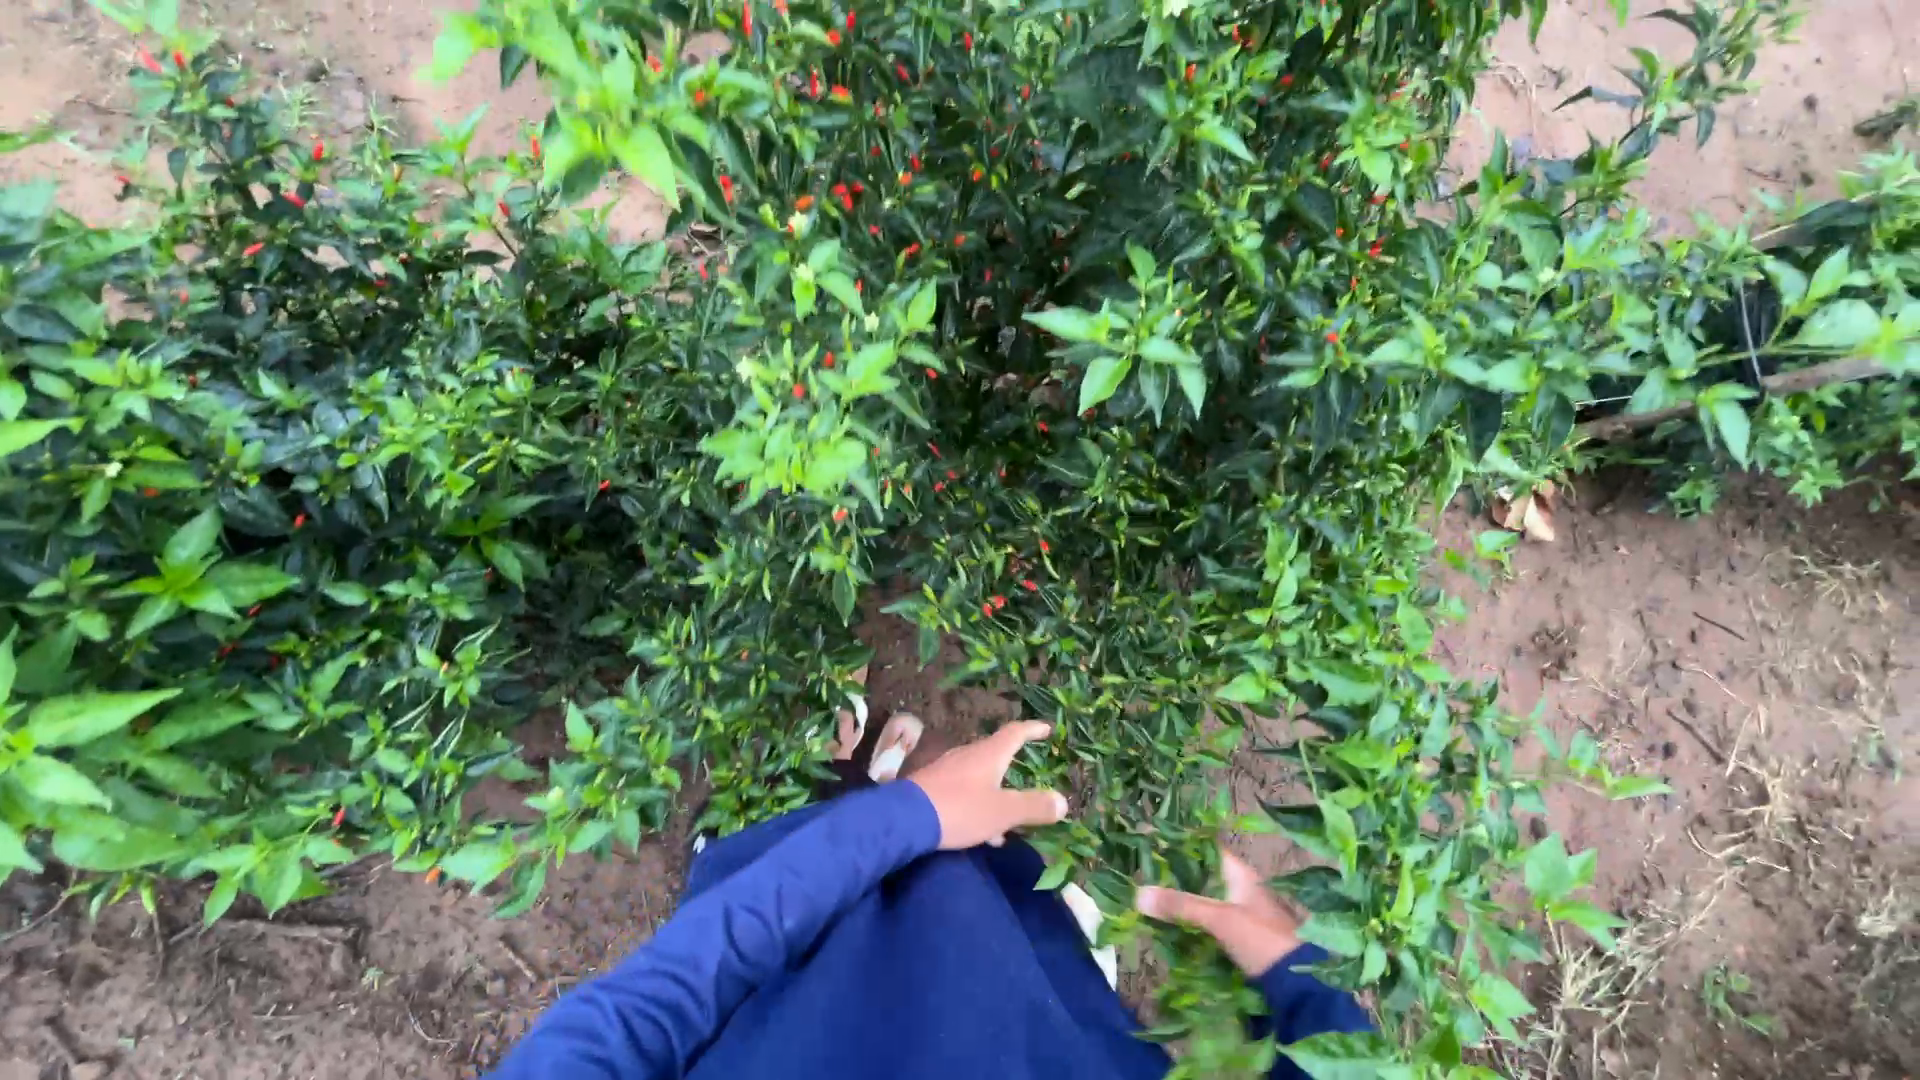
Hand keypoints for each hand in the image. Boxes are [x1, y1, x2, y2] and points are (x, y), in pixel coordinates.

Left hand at [908, 721, 1068, 849]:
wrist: (905, 818)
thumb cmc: (960, 809)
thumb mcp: (1003, 812)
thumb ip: (1033, 806)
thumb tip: (1062, 801)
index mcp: (989, 754)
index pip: (1015, 733)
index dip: (1032, 729)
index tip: (1046, 727)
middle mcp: (968, 754)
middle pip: (996, 753)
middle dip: (1013, 765)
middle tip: (1029, 775)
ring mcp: (948, 769)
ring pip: (980, 775)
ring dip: (996, 791)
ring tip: (1009, 818)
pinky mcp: (933, 785)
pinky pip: (964, 789)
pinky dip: (979, 803)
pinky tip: (981, 830)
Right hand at [1135, 846, 1300, 975]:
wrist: (1300, 985)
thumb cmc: (1262, 939)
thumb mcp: (1219, 918)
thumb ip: (1180, 905)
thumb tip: (1137, 893)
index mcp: (1241, 874)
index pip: (1207, 849)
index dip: (1182, 845)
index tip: (1153, 845)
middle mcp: (1242, 889)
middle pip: (1203, 877)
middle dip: (1176, 879)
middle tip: (1144, 877)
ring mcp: (1243, 915)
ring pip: (1205, 901)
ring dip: (1183, 903)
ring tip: (1152, 903)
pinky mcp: (1242, 938)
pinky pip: (1209, 924)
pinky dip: (1192, 924)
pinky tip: (1173, 928)